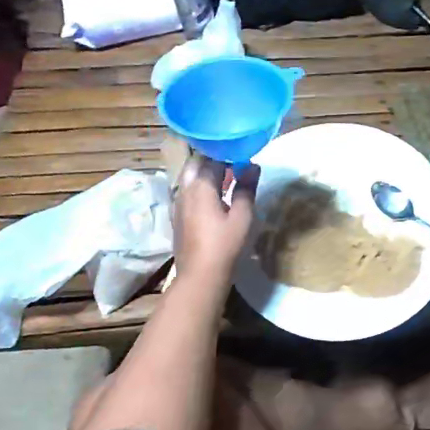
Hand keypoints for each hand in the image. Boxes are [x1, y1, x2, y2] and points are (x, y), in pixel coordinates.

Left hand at [172, 157, 257, 285]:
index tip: (243, 156)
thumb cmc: (225, 245)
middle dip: (213, 160)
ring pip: (189, 177)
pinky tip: (213, 198)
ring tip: (226, 179)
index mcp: (200, 185)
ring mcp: (178, 203)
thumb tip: (252, 166)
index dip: (229, 154)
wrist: (200, 276)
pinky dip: (199, 187)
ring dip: (205, 173)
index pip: (212, 158)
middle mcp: (185, 189)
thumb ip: (246, 188)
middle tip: (233, 165)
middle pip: (196, 164)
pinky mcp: (177, 216)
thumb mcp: (242, 216)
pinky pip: (187, 192)